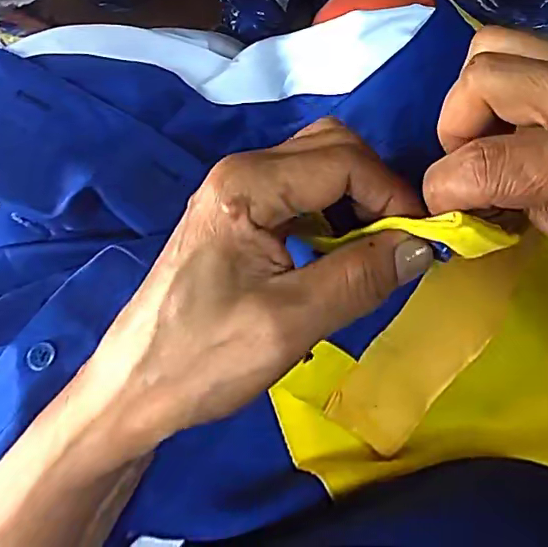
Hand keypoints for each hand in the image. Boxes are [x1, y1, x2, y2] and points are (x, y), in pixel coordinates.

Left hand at [77, 118, 436, 456]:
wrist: (124, 399)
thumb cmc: (198, 362)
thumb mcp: (289, 324)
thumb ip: (361, 278)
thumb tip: (423, 246)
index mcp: (246, 186)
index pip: (345, 162)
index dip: (391, 195)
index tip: (418, 238)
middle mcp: (244, 170)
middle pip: (336, 147)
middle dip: (377, 187)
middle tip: (396, 237)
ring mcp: (240, 186)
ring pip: (325, 160)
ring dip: (360, 195)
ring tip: (373, 244)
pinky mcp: (243, 207)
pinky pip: (309, 184)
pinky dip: (339, 205)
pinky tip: (341, 246)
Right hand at [422, 28, 547, 308]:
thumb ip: (541, 215)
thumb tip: (483, 187)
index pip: (499, 156)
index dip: (447, 182)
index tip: (436, 206)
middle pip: (488, 68)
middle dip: (454, 120)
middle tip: (470, 170)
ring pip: (505, 45)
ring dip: (480, 96)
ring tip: (496, 147)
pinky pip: (537, 55)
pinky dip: (511, 87)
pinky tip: (530, 132)